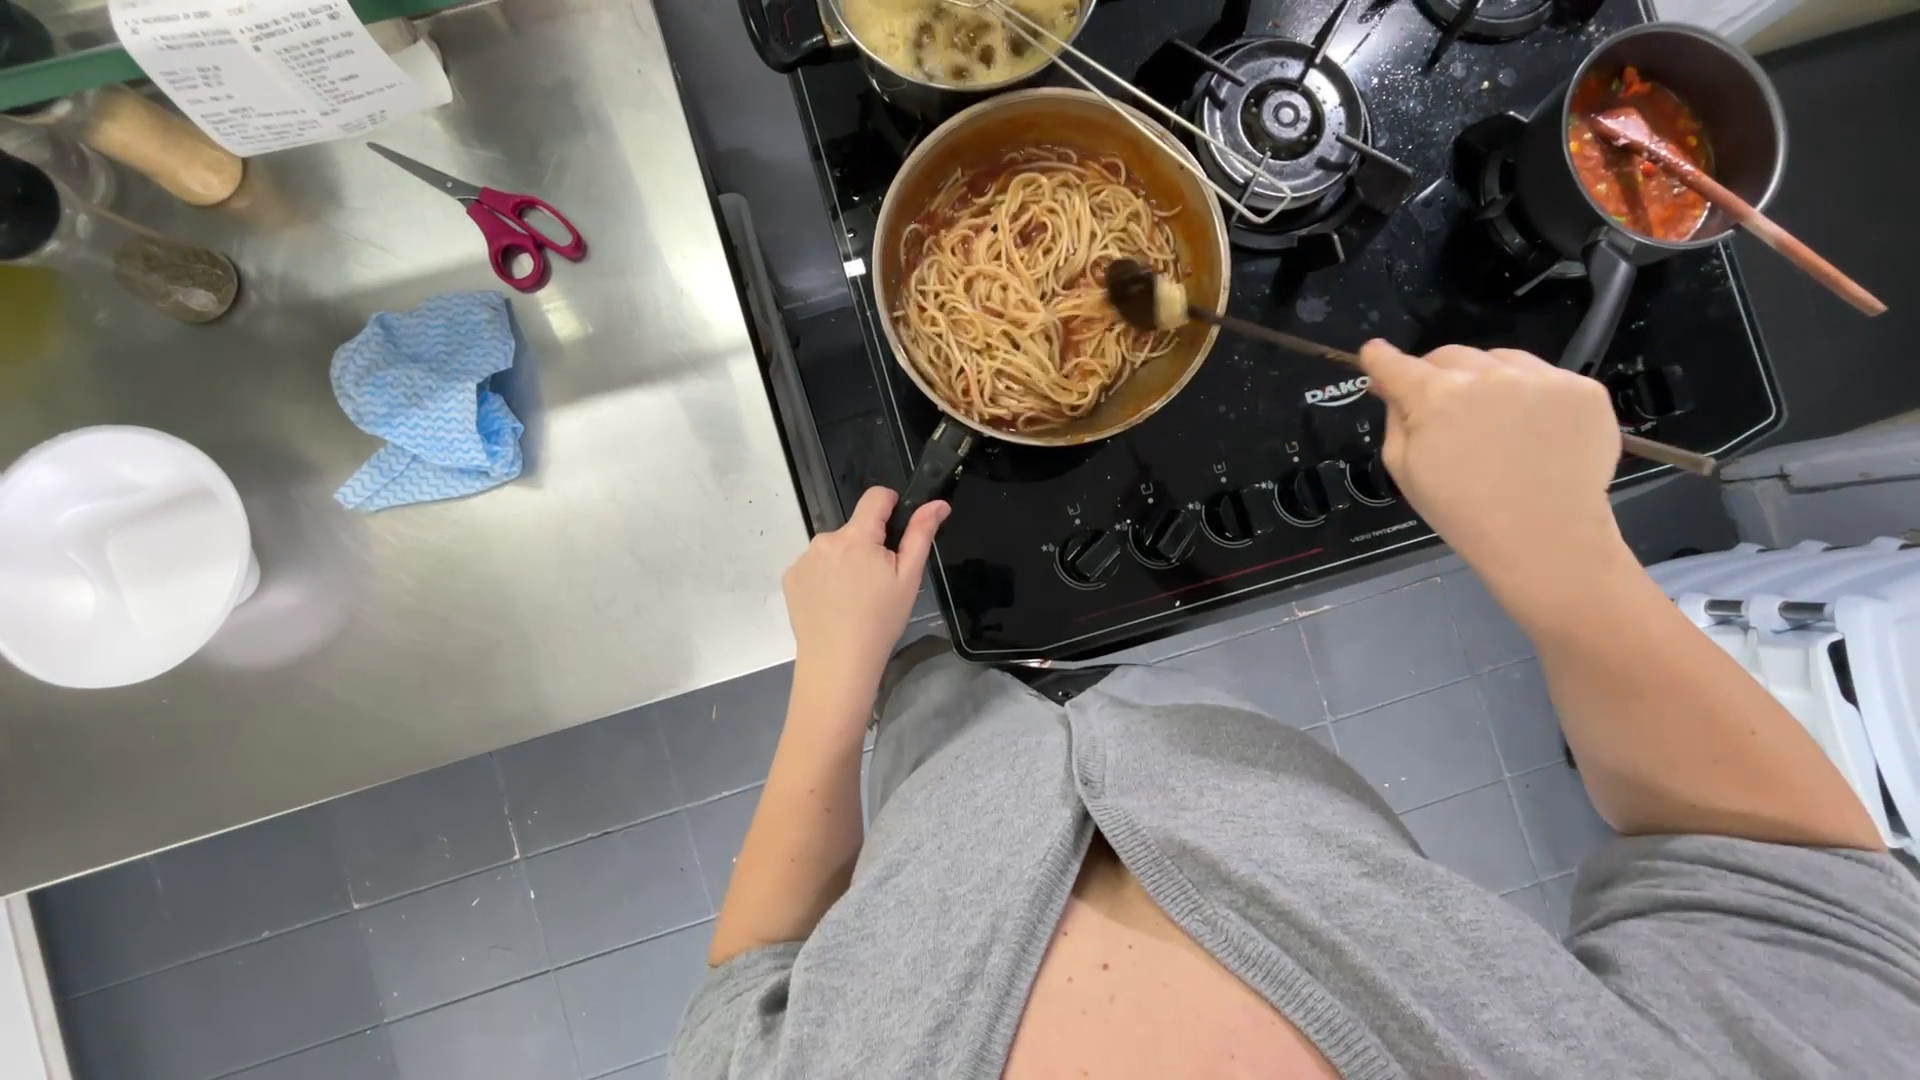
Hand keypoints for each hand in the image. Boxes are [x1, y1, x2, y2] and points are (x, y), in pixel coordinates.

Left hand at [783, 487, 948, 701]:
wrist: (838, 663)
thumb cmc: (880, 621)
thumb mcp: (909, 578)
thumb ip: (921, 534)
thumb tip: (938, 503)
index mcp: (857, 536)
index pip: (875, 497)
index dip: (891, 506)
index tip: (896, 532)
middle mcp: (825, 540)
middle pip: (854, 528)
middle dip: (868, 545)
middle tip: (877, 582)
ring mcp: (803, 559)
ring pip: (834, 548)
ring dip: (845, 561)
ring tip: (854, 597)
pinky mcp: (790, 578)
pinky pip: (814, 565)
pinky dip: (825, 577)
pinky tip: (833, 604)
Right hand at [1359, 341, 1627, 593]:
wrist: (1544, 535)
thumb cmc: (1459, 510)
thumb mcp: (1403, 469)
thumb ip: (1395, 419)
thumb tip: (1392, 387)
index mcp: (1435, 396)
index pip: (1397, 365)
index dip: (1380, 359)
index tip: (1373, 353)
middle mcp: (1487, 374)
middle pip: (1449, 355)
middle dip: (1436, 375)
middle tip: (1439, 407)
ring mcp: (1540, 377)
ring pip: (1499, 360)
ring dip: (1485, 379)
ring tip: (1491, 420)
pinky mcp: (1582, 388)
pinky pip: (1543, 377)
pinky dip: (1530, 394)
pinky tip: (1530, 429)